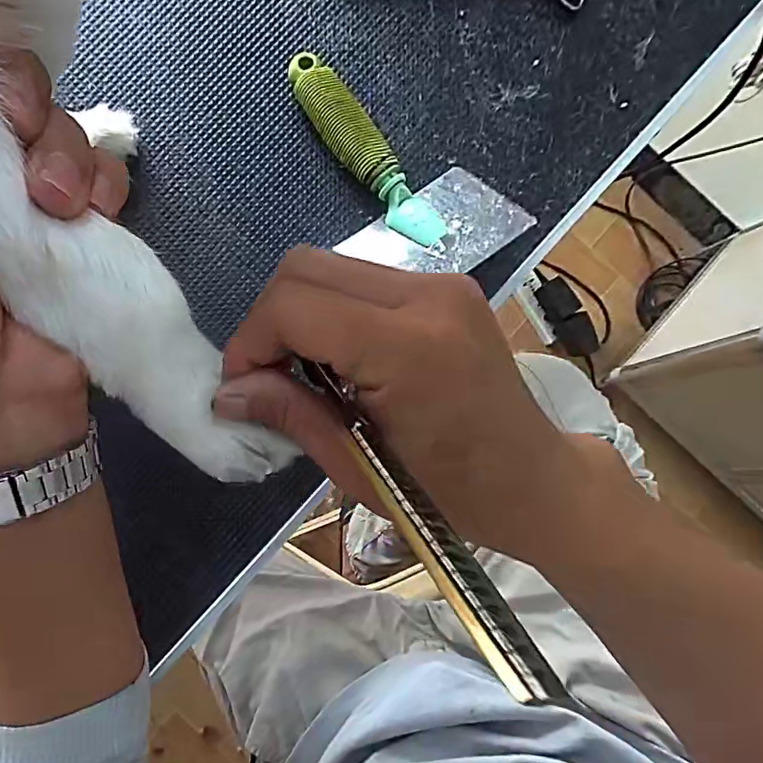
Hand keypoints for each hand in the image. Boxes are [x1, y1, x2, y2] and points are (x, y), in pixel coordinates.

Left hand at [0, 0, 129, 479]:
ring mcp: (27, 187)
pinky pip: (106, 165)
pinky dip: (103, 183)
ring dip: (63, 151)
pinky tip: (87, 219)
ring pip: (59, 114)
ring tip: (54, 211)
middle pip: (0, 68)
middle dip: (15, 101)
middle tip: (11, 160)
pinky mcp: (84, 220)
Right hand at [215, 248, 623, 562]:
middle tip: (266, 377)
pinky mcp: (446, 286)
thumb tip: (227, 393)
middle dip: (268, 322)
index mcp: (408, 348)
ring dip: (298, 313)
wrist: (535, 480)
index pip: (294, 306)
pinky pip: (362, 280)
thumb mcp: (359, 469)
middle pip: (304, 266)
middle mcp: (427, 295)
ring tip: (301, 372)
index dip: (250, 343)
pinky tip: (339, 358)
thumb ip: (292, 415)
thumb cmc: (451, 495)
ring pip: (330, 266)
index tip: (242, 388)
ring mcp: (442, 283)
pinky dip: (330, 311)